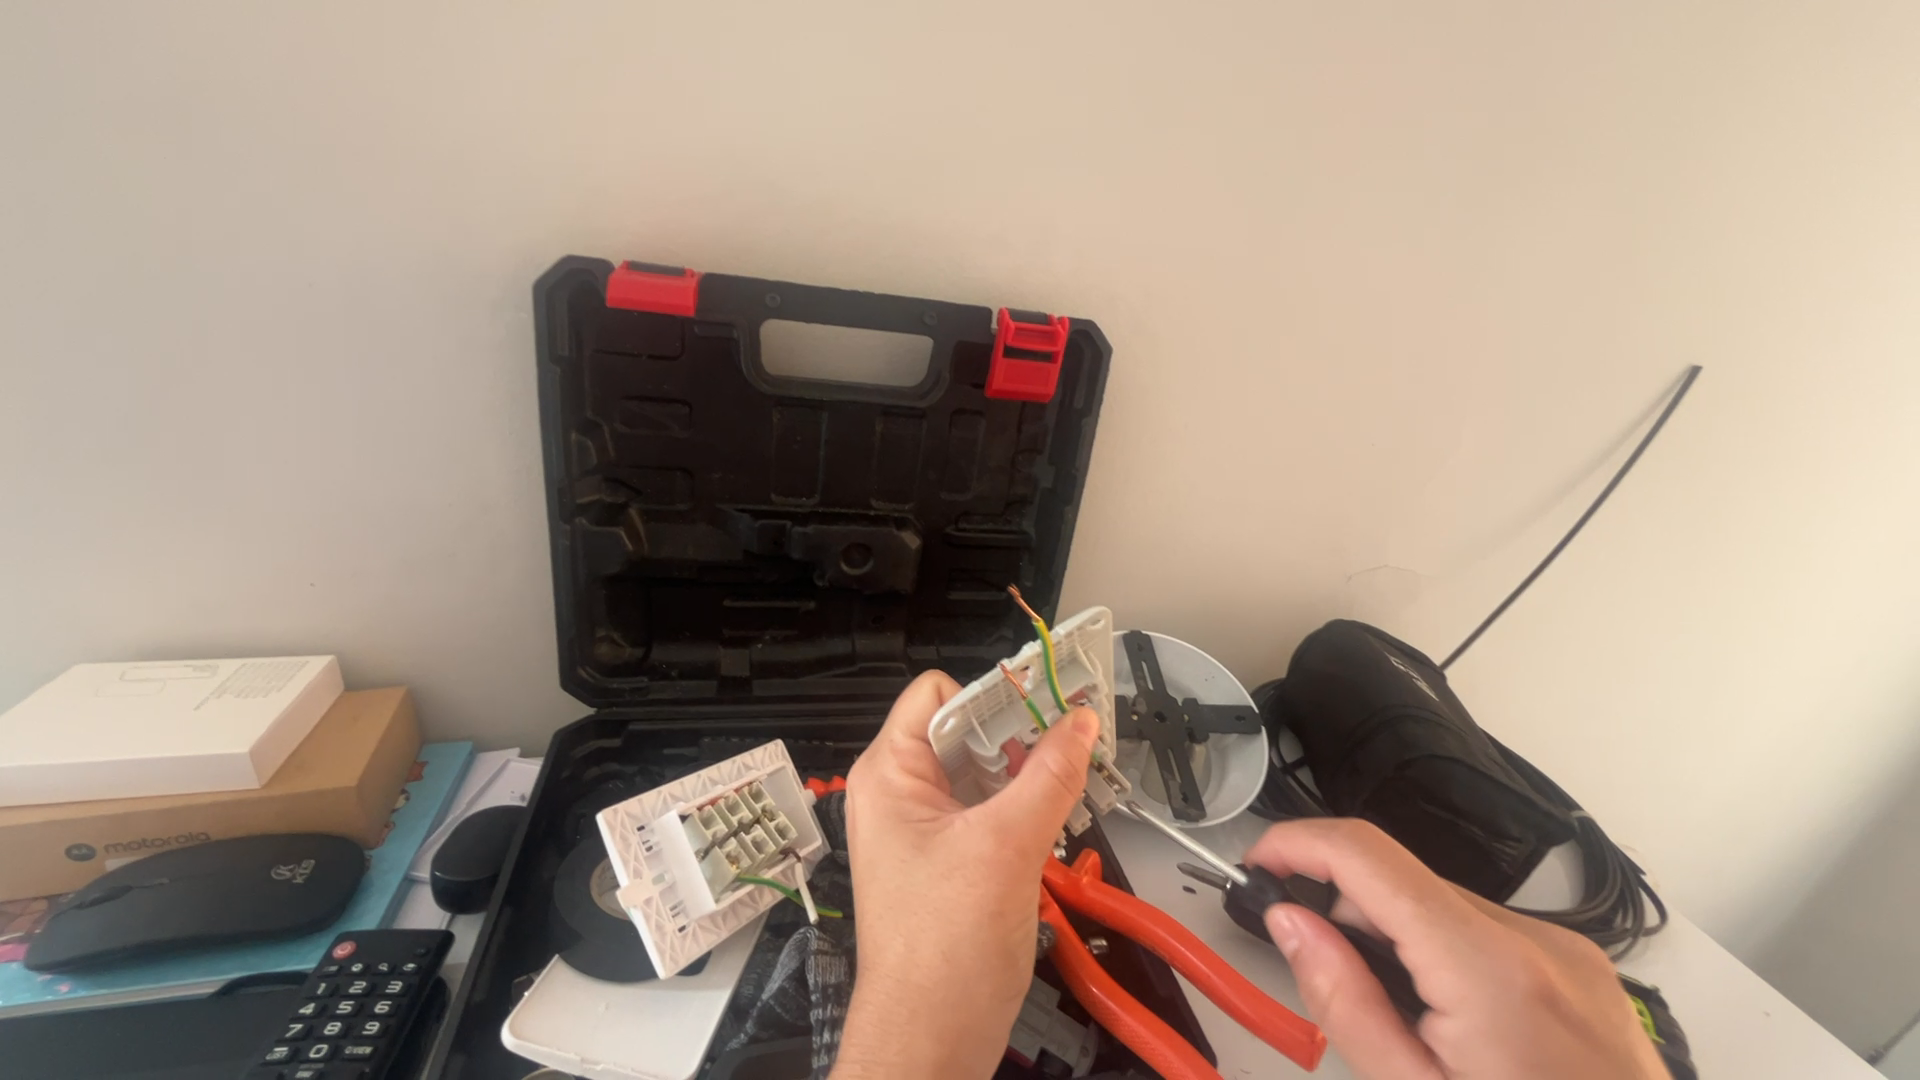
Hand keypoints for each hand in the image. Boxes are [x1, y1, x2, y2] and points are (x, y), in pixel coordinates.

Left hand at [831, 670, 1099, 1079]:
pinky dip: (1025, 802)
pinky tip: (1055, 813)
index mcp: (890, 774)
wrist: (935, 1039)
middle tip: (1070, 736)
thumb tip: (1078, 723)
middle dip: (1019, 732)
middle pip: (966, 729)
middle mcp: (903, 793)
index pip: (939, 694)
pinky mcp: (952, 854)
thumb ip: (1049, 775)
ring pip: (984, 768)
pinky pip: (991, 805)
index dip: (991, 692)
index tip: (1045, 699)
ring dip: (1028, 769)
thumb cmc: (940, 955)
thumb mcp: (1006, 846)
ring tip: (1070, 776)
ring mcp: (927, 825)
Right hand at [1246, 819, 1665, 1079]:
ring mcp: (1566, 950)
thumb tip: (1289, 920)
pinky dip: (1438, 949)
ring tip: (1402, 1017)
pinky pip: (1479, 927)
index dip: (1296, 842)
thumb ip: (1342, 1001)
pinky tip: (1449, 1017)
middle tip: (1324, 971)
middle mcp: (1534, 940)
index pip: (1366, 854)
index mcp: (1488, 969)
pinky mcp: (1581, 966)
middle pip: (1398, 877)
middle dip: (1343, 907)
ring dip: (1392, 932)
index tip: (1256, 867)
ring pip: (1436, 901)